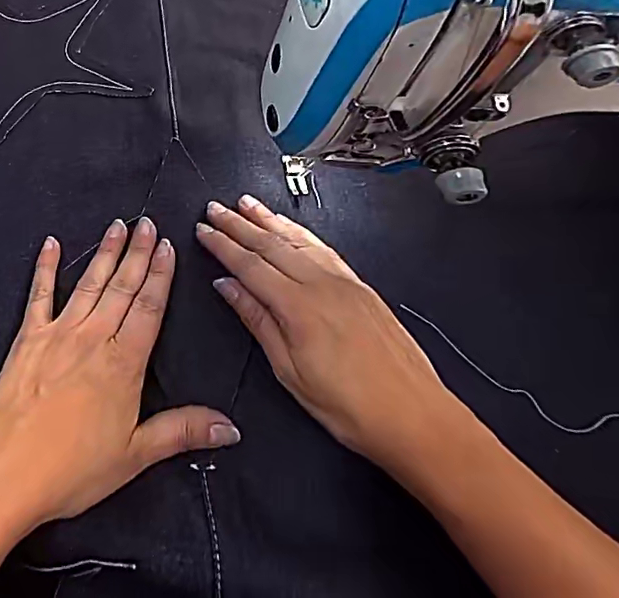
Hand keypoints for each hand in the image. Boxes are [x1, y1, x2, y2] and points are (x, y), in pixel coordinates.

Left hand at [0, 221, 238, 597]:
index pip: (149, 306)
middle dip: (138, 252)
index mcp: (124, 362)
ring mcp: (59, 334)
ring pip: (90, 283)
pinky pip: (39, 296)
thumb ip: (183, 431)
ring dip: (105, 252)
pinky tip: (50, 245)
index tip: (168, 246)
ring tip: (118, 226)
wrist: (2, 473)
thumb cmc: (70, 468)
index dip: (161, 274)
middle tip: (148, 222)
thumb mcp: (135, 455)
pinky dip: (45, 268)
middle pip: (122, 286)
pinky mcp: (28, 339)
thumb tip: (231, 428)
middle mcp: (94, 338)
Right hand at [196, 197, 458, 466]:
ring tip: (247, 204)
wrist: (414, 414)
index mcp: (300, 306)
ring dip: (269, 219)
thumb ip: (259, 321)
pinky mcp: (361, 286)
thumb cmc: (355, 407)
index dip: (223, 245)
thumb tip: (230, 289)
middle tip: (216, 208)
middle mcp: (323, 285)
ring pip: (298, 240)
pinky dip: (301, 233)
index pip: (250, 264)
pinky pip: (323, 248)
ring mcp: (345, 281)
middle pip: (271, 244)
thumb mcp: (292, 373)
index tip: (204, 231)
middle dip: (239, 224)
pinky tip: (292, 229)